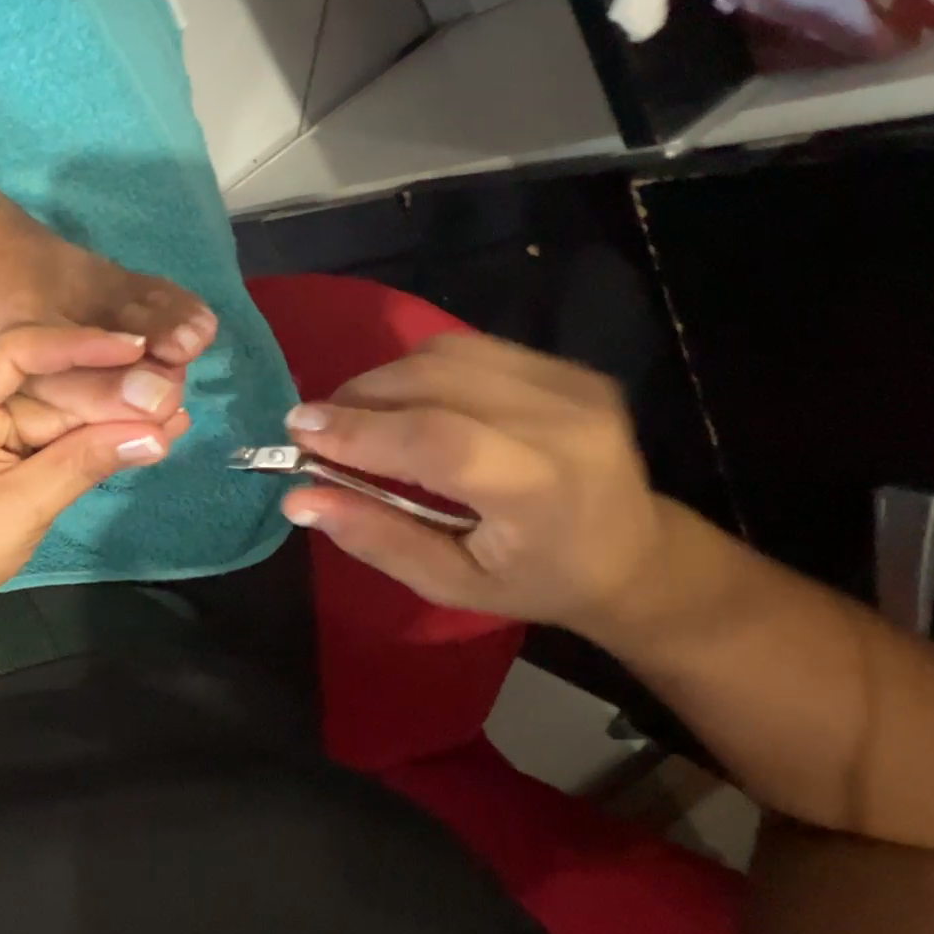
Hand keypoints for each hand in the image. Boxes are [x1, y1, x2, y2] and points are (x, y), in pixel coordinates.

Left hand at [0, 325, 190, 624]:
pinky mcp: (28, 451)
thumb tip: (157, 433)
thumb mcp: (23, 504)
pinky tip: (161, 430)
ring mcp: (7, 427)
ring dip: (121, 410)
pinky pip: (73, 435)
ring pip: (70, 407)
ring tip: (177, 405)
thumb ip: (85, 462)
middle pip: (52, 379)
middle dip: (111, 383)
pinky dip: (111, 436)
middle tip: (172, 384)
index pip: (18, 352)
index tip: (134, 347)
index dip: (77, 344)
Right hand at [278, 333, 667, 634]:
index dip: (360, 430)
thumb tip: (298, 499)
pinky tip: (404, 403)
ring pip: (442, 354)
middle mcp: (563, 423)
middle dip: (356, 399)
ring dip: (380, 381)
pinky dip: (415, 370)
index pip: (438, 440)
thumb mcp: (450, 583)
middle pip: (433, 381)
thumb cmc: (535, 581)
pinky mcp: (566, 367)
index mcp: (541, 490)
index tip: (298, 431)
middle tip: (314, 428)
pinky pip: (465, 349)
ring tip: (354, 416)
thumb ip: (376, 538)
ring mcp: (570, 386)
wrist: (634, 554)